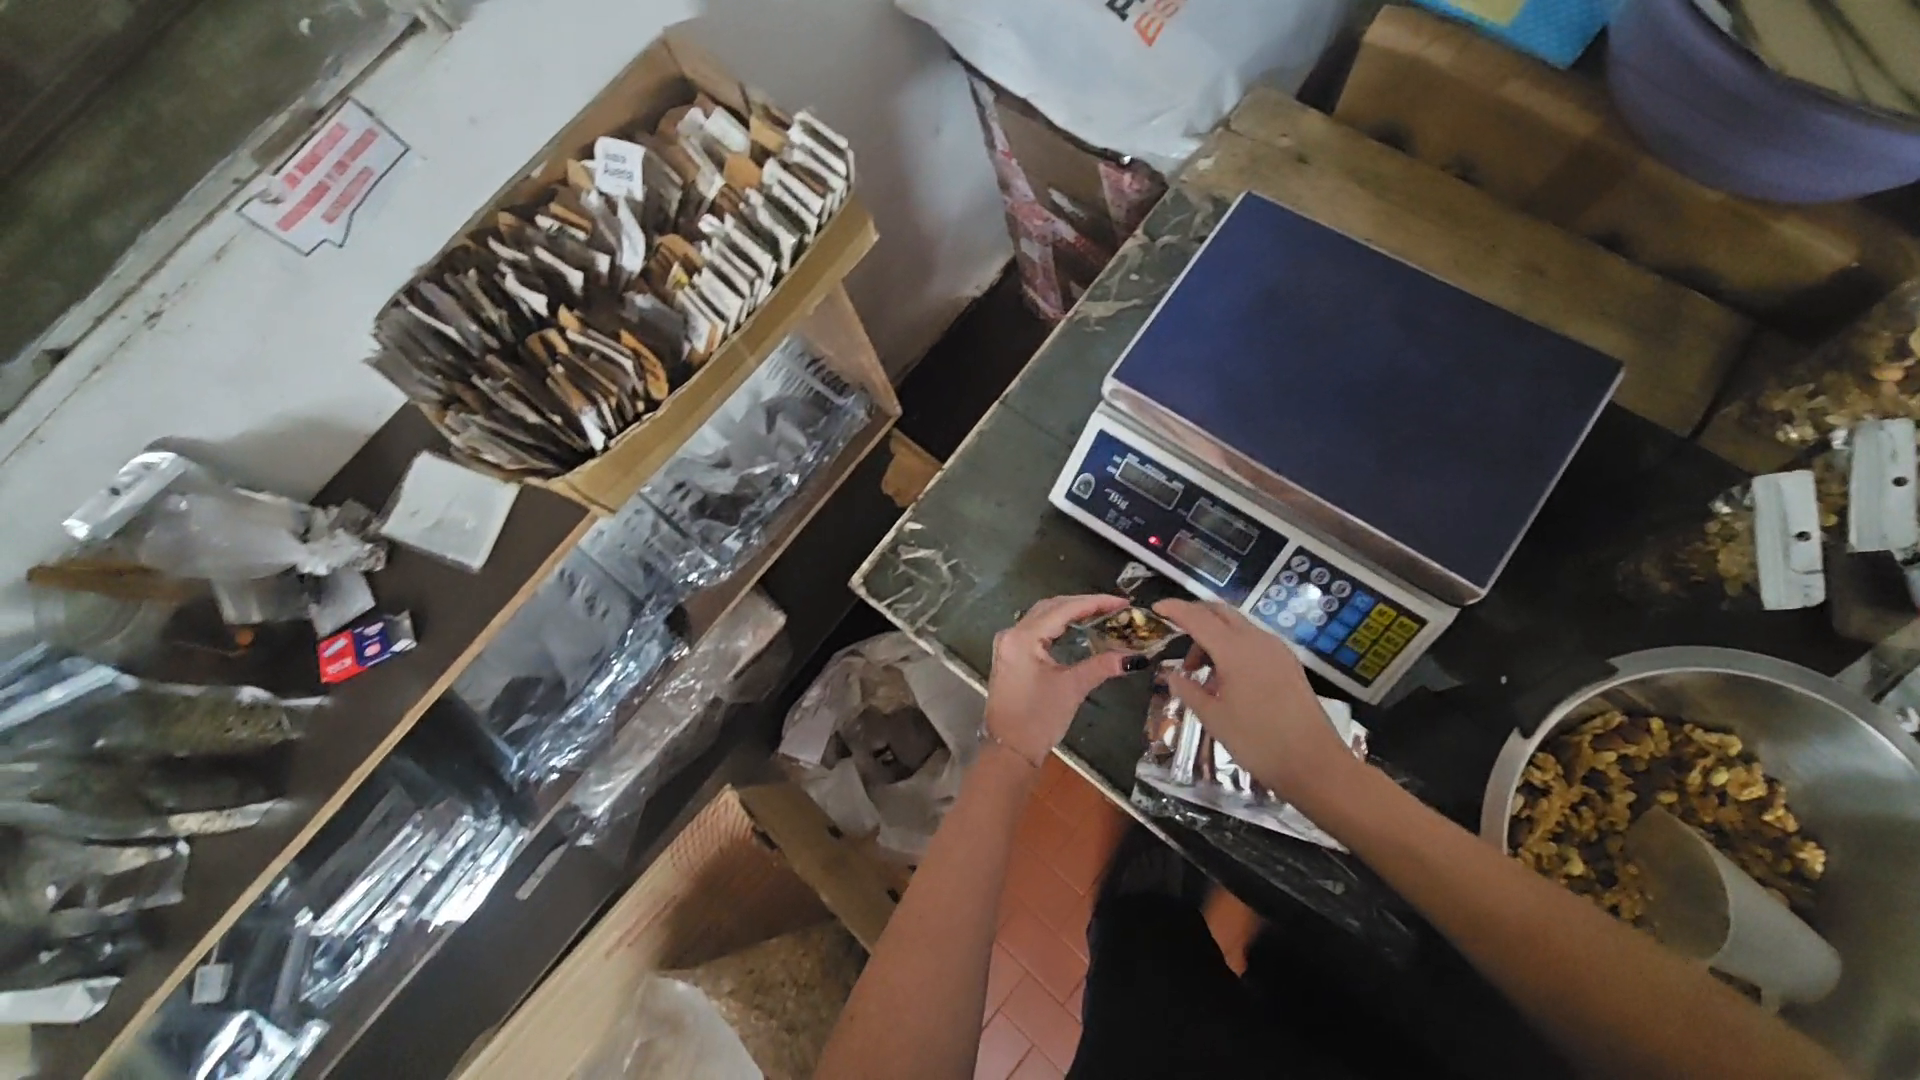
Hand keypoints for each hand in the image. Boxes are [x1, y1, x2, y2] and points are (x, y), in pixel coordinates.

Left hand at [985, 595, 1139, 766]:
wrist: (1009, 750)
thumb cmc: (1038, 719)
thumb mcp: (1072, 688)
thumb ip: (1102, 666)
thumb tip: (1134, 657)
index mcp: (1023, 638)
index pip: (1064, 609)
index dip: (1095, 603)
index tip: (1122, 602)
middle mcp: (1012, 634)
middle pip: (1051, 607)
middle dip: (1084, 604)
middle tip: (1114, 608)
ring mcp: (1007, 644)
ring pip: (1042, 616)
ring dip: (1070, 612)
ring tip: (1101, 614)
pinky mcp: (1010, 655)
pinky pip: (1036, 629)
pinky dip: (1058, 625)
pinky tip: (1077, 628)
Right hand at [1154, 599, 1359, 800]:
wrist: (1314, 764)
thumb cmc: (1257, 741)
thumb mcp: (1213, 718)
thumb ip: (1188, 690)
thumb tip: (1173, 675)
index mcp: (1235, 650)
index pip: (1198, 617)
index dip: (1175, 609)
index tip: (1156, 608)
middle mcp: (1258, 641)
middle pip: (1221, 613)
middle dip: (1196, 618)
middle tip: (1178, 639)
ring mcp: (1277, 650)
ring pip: (1238, 627)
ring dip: (1215, 637)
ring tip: (1202, 673)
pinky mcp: (1288, 663)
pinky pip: (1254, 642)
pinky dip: (1233, 647)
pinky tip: (1227, 679)